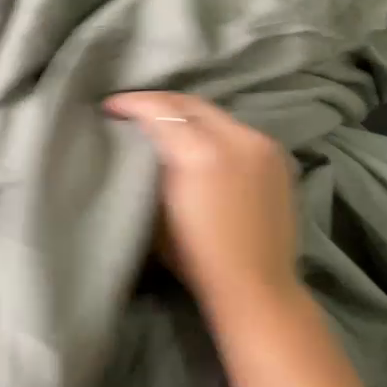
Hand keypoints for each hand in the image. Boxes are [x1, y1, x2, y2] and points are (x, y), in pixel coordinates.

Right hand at [104, 91, 300, 311]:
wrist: (254, 283)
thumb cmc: (192, 256)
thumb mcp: (157, 209)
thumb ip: (153, 167)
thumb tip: (142, 147)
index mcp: (199, 153)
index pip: (160, 110)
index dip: (131, 103)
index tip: (108, 107)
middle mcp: (236, 139)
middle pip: (190, 103)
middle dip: (157, 102)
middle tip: (130, 110)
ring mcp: (262, 146)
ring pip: (215, 114)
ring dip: (184, 114)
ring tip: (161, 125)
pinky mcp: (277, 158)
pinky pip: (236, 131)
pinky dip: (210, 129)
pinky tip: (197, 144)